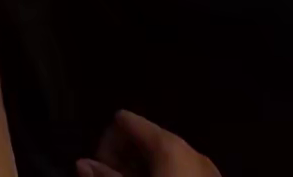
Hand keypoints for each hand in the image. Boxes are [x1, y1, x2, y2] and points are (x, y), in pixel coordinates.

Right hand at [76, 111, 219, 176]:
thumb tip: (82, 164)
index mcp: (169, 145)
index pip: (124, 121)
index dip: (107, 144)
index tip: (102, 173)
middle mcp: (191, 151)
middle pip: (144, 140)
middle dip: (125, 161)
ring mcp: (210, 174)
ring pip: (164, 161)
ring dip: (144, 174)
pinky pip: (182, 176)